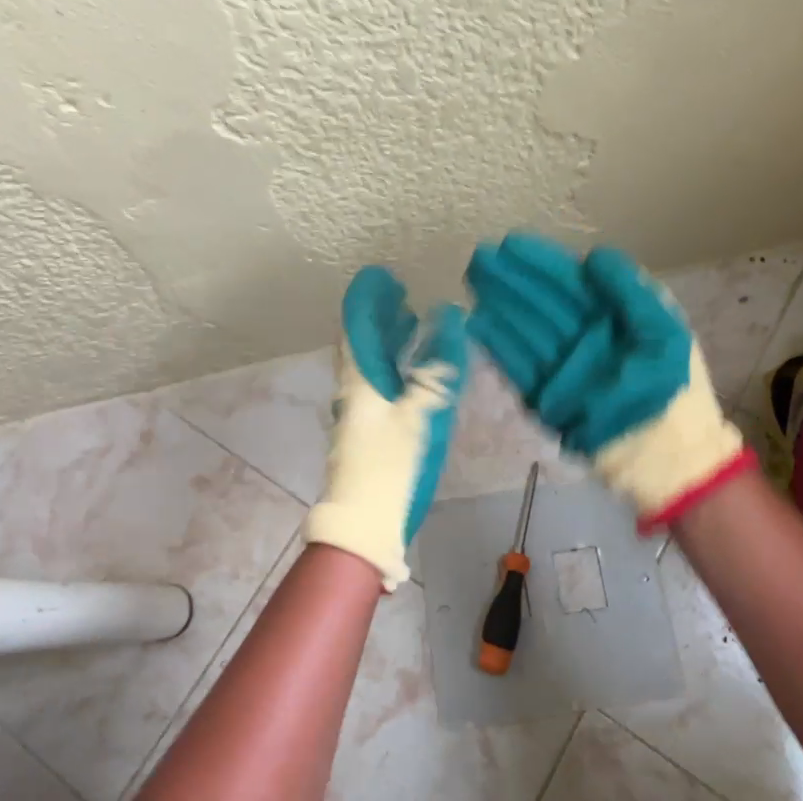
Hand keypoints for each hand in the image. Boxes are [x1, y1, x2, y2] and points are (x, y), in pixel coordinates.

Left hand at [305, 266, 467, 590]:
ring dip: (386, 341)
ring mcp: (356, 416)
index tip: (383, 275)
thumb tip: (449, 317)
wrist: (365, 526)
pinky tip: (411, 373)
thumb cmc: (393, 467)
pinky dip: (392, 367)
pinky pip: (376, 386)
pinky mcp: (366, 435)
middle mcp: (353, 393)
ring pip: (368, 366)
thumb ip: (439, 366)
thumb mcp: (424, 413)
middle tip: (400, 294)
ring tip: (408, 322)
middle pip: (361, 344)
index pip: (357, 327)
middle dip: (378, 316)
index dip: (368, 298)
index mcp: (360, 382)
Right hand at [466, 233, 753, 527]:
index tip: (511, 244)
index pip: (570, 283)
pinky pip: (518, 367)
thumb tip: (592, 256)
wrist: (668, 456)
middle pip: (541, 303)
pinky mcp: (547, 399)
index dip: (541, 263)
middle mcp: (583, 339)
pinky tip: (477, 324)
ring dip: (499, 307)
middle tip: (478, 258)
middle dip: (510, 280)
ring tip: (473, 284)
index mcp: (613, 318)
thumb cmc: (673, 388)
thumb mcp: (665, 331)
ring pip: (525, 330)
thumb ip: (631, 290)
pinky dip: (498, 347)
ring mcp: (563, 369)